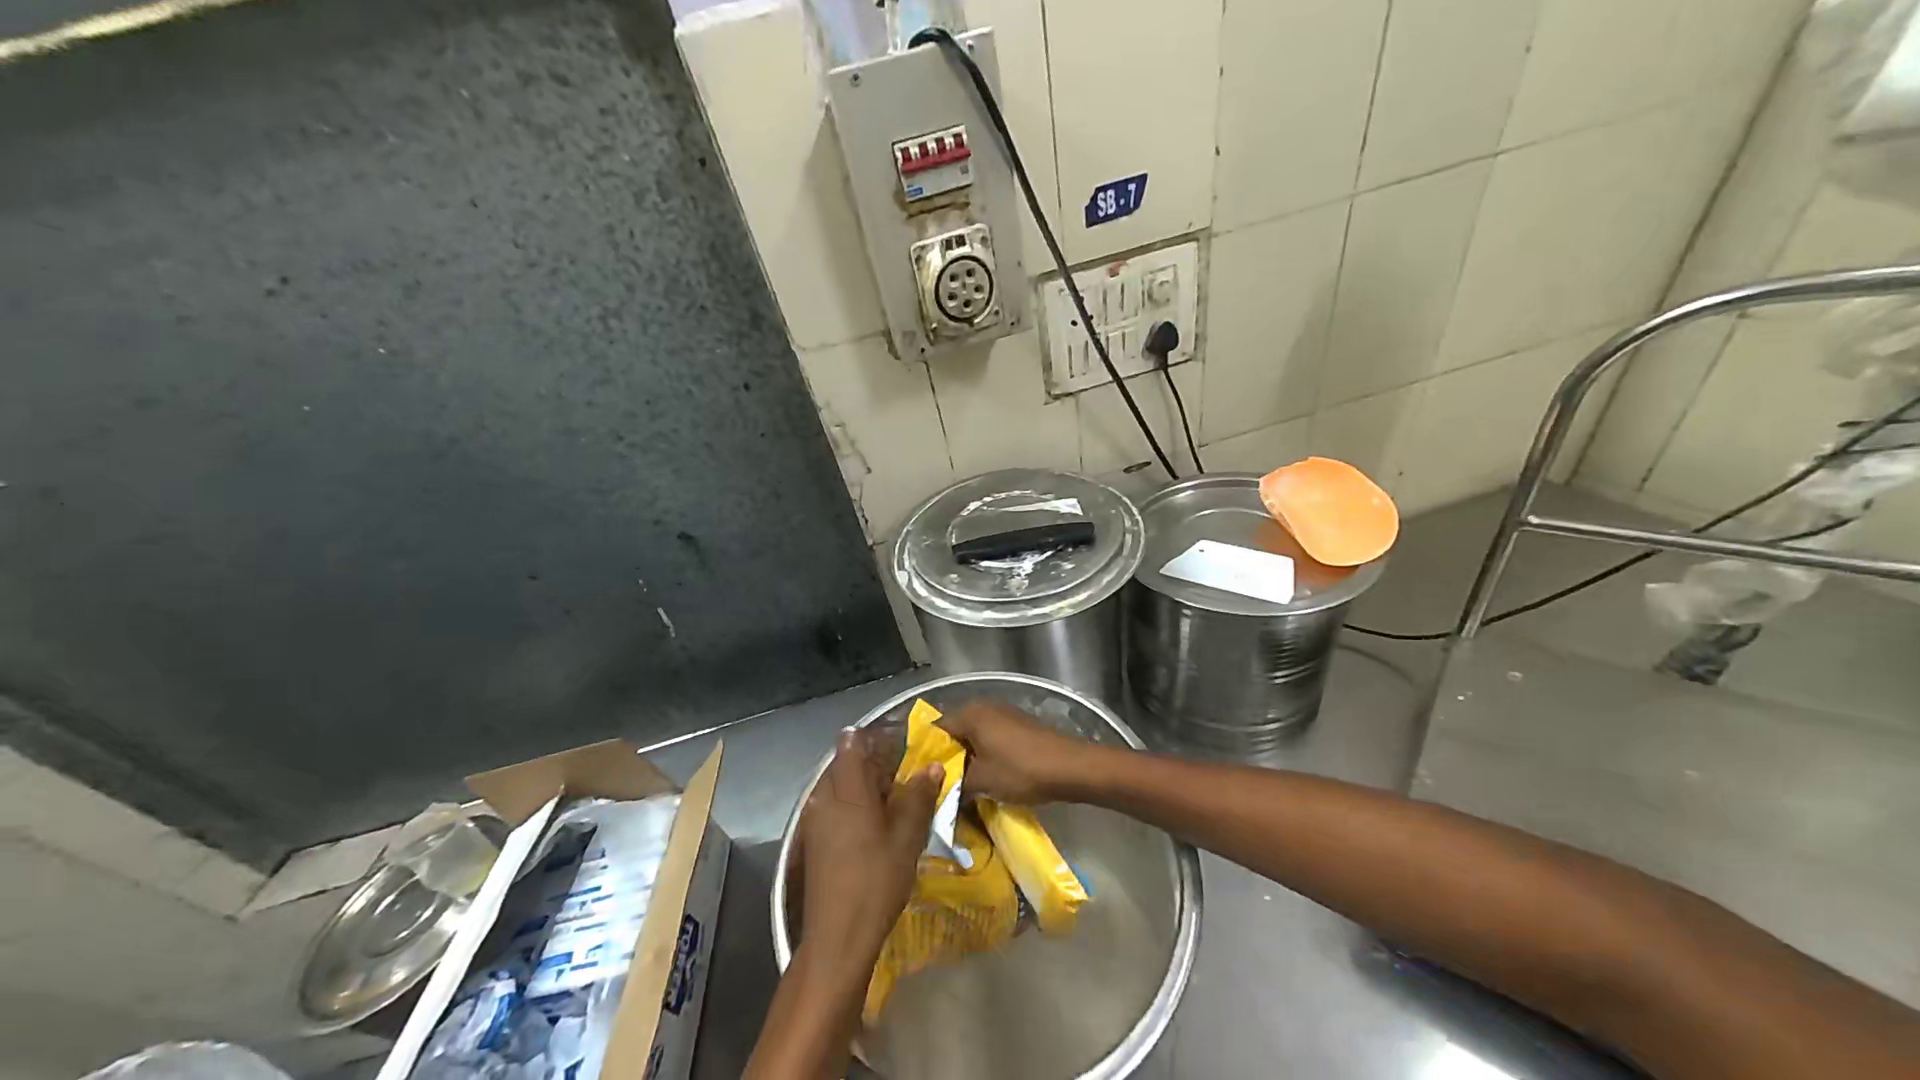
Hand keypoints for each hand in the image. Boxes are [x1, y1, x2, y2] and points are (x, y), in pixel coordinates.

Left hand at [797, 729, 941, 961]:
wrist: (838, 935)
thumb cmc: (876, 879)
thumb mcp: (907, 836)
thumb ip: (919, 796)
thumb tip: (932, 766)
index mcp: (845, 788)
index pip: (852, 742)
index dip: (876, 738)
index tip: (902, 747)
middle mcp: (823, 795)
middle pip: (846, 763)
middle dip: (874, 765)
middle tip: (905, 779)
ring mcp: (813, 818)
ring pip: (839, 786)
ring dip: (864, 787)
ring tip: (894, 804)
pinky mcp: (812, 839)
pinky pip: (833, 806)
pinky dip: (853, 806)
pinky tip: (875, 827)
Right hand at [938, 701, 1103, 803]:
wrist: (1071, 767)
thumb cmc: (1021, 770)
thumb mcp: (982, 781)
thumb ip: (955, 783)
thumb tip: (940, 790)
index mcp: (970, 714)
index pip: (935, 730)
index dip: (927, 754)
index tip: (921, 779)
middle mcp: (983, 707)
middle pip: (954, 732)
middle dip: (947, 758)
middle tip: (939, 785)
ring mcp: (1003, 715)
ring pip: (973, 737)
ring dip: (966, 759)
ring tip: (960, 785)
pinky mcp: (1018, 726)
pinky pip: (990, 739)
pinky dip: (984, 755)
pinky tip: (985, 777)